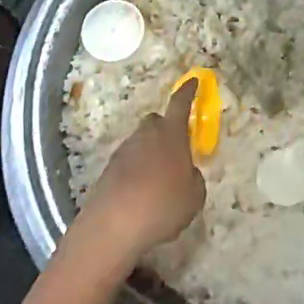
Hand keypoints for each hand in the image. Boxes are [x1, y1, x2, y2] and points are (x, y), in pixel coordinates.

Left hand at [79, 79, 206, 259]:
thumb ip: (194, 178)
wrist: (115, 223)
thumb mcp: (194, 196)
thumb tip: (187, 173)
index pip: (180, 103)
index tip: (193, 80)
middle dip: (166, 130)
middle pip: (156, 122)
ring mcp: (125, 149)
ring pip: (142, 142)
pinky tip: (141, 194)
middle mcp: (146, 134)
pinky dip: (136, 170)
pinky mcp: (109, 167)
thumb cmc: (163, 205)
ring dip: (150, 153)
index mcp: (171, 134)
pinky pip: (129, 161)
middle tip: (175, 152)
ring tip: (158, 182)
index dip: (188, 91)